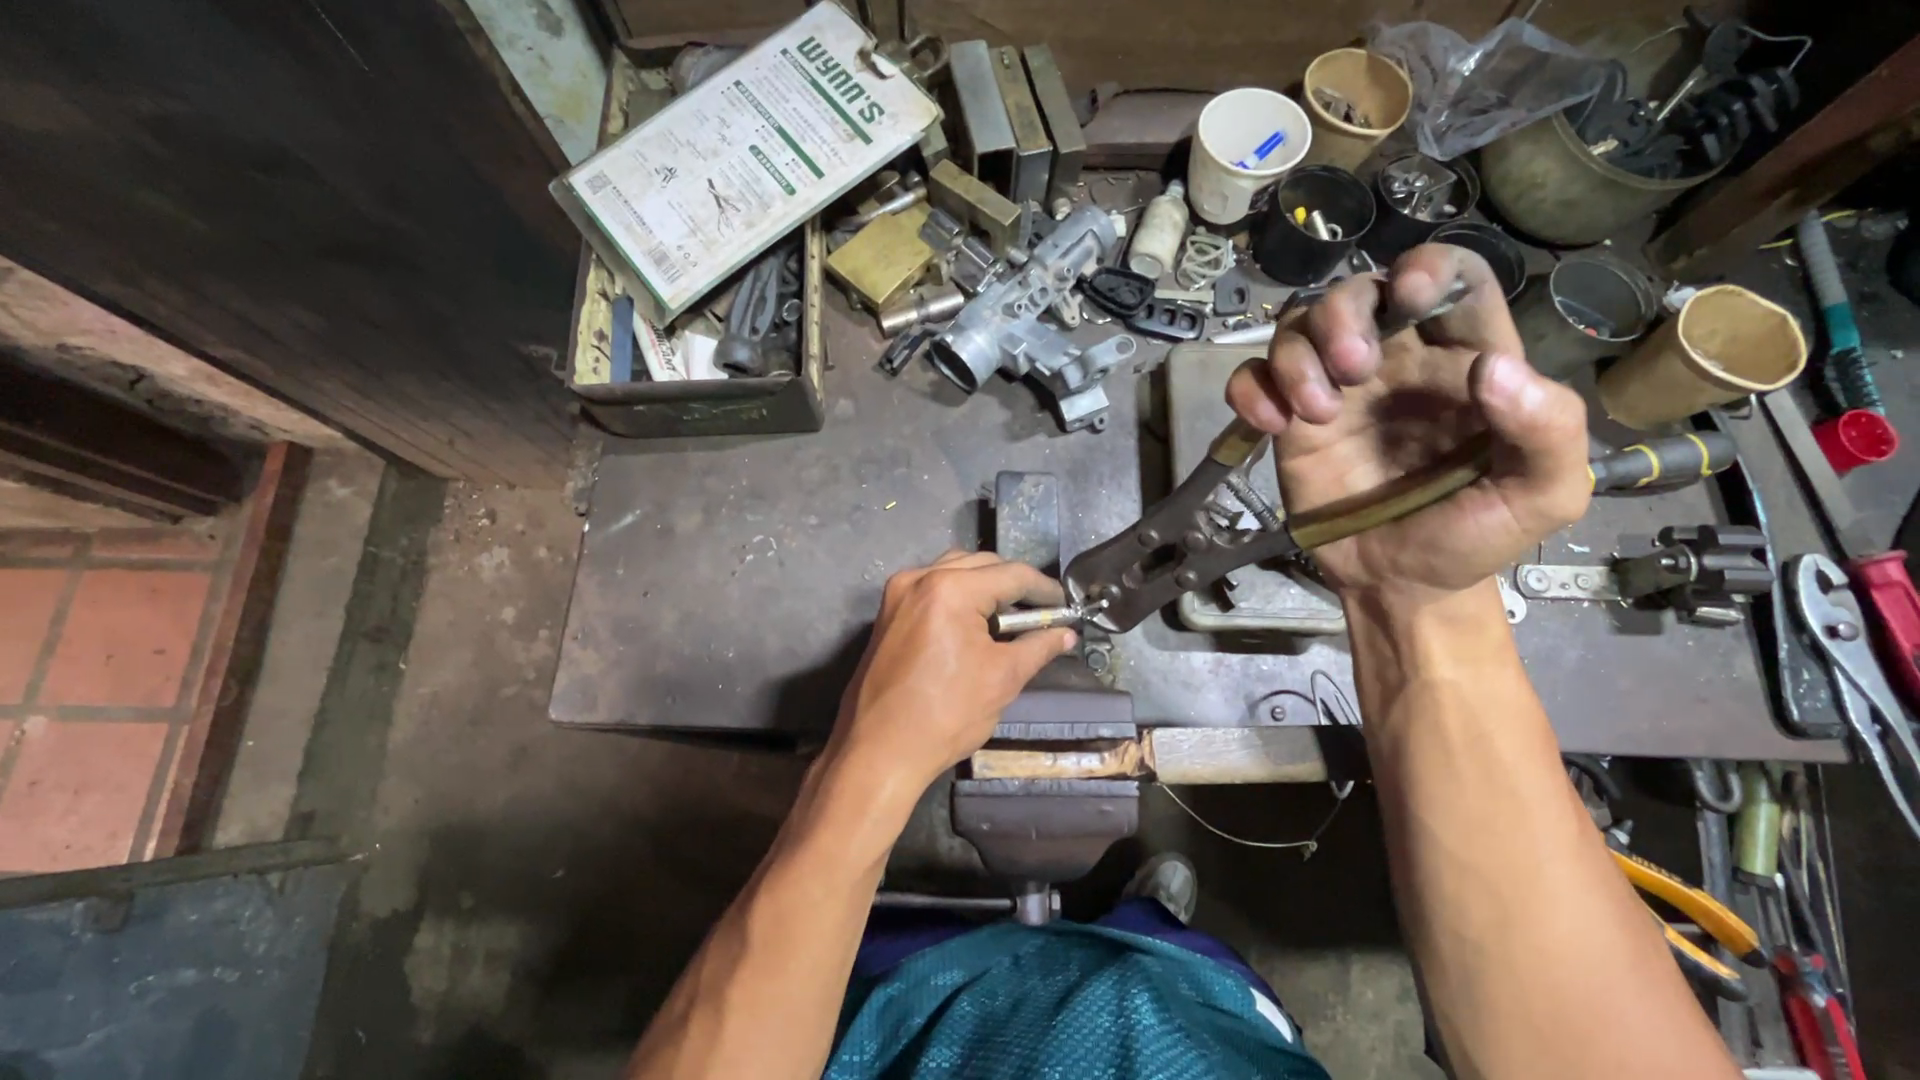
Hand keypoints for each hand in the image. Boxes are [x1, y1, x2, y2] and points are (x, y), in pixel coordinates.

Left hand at [831, 552, 1077, 790]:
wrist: (879, 751)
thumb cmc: (945, 714)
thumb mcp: (1002, 678)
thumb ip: (1037, 647)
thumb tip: (1066, 634)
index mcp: (950, 589)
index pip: (1012, 575)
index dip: (1045, 590)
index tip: (1066, 607)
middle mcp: (919, 578)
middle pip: (982, 565)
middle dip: (1015, 586)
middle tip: (1041, 614)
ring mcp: (898, 594)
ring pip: (954, 571)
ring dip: (985, 587)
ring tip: (1010, 618)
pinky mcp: (887, 613)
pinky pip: (932, 588)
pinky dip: (958, 597)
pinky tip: (975, 624)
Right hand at [1226, 244, 1590, 603]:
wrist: (1401, 587)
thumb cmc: (1474, 536)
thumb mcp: (1544, 494)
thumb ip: (1547, 428)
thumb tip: (1492, 369)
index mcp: (1463, 360)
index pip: (1450, 279)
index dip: (1428, 268)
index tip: (1410, 296)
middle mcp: (1395, 363)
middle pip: (1357, 292)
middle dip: (1346, 314)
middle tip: (1354, 369)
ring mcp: (1336, 392)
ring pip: (1296, 326)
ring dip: (1297, 356)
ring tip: (1314, 413)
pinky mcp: (1289, 425)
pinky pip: (1253, 379)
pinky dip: (1250, 390)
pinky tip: (1269, 426)